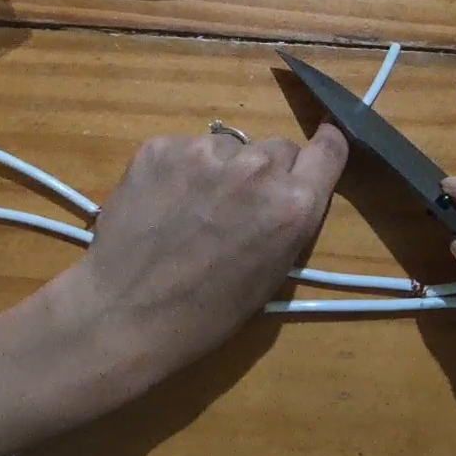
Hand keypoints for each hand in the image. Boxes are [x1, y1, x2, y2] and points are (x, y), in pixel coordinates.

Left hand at [58, 125, 348, 386]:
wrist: (127, 313)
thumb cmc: (207, 312)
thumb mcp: (273, 274)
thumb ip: (290, 219)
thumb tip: (290, 188)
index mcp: (293, 204)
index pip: (329, 150)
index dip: (324, 146)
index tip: (321, 142)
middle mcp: (256, 168)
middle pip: (276, 149)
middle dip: (264, 172)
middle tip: (235, 206)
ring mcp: (204, 151)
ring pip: (227, 146)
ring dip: (219, 168)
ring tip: (191, 208)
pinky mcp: (161, 147)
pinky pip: (185, 148)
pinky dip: (179, 169)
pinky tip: (162, 202)